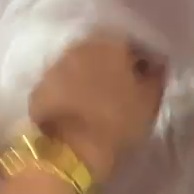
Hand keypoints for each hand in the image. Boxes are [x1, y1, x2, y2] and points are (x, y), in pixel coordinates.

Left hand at [28, 34, 165, 177]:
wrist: (68, 152)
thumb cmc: (116, 124)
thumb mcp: (148, 102)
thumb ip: (154, 78)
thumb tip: (155, 65)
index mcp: (112, 41)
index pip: (133, 42)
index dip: (143, 60)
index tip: (148, 77)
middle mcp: (80, 44)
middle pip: (102, 51)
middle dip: (112, 67)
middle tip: (122, 91)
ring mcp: (55, 65)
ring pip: (79, 67)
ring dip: (89, 79)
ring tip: (98, 103)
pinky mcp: (38, 89)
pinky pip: (61, 86)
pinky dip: (69, 94)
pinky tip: (76, 111)